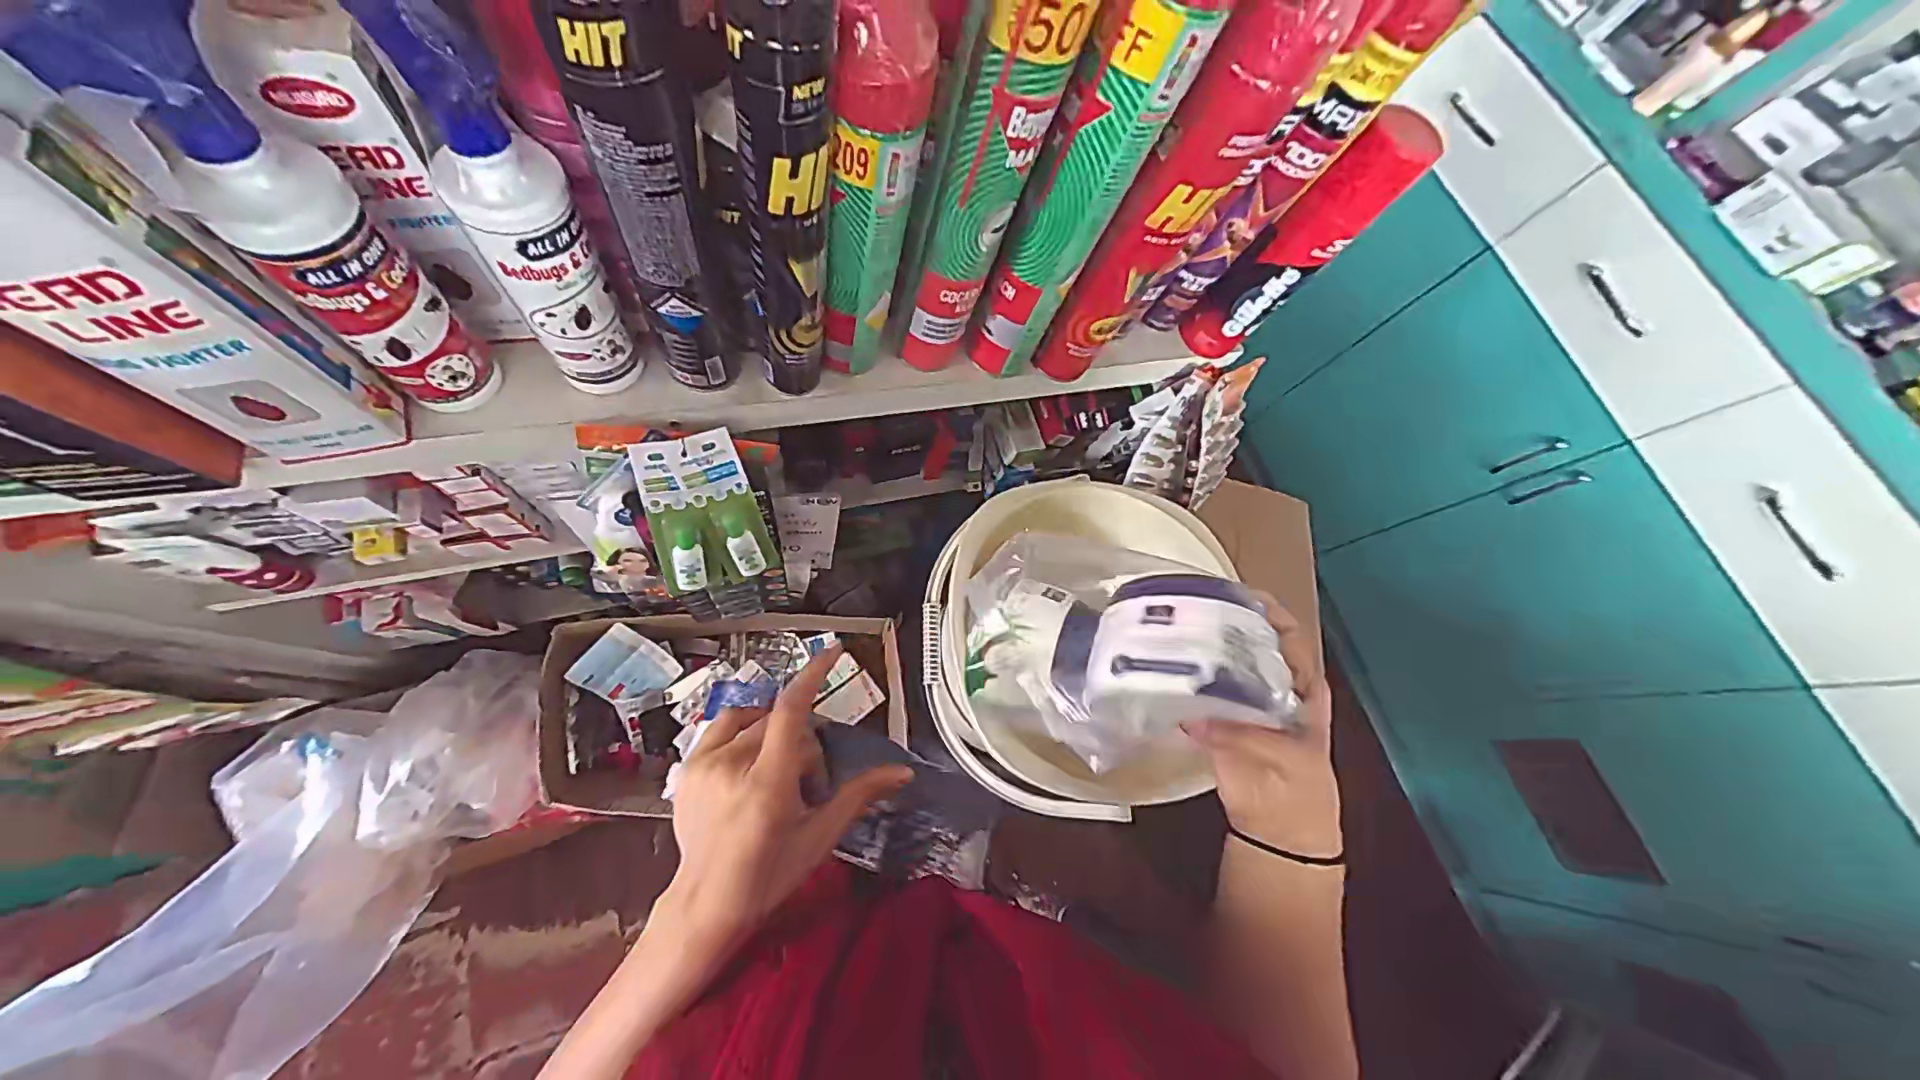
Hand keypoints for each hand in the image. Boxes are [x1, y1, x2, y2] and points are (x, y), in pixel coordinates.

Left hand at [655, 647, 913, 955]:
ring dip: (775, 737)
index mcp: (768, 783)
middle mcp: (733, 766)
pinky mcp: (689, 766)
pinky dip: (746, 731)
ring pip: (757, 722)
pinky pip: (725, 724)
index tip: (833, 652)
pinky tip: (751, 759)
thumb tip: (900, 772)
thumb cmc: (766, 875)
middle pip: (783, 721)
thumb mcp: (819, 836)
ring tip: (776, 773)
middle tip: (806, 785)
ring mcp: (705, 764)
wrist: (706, 903)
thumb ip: (859, 795)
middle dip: (804, 744)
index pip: (791, 710)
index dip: (814, 674)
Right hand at [1183, 596, 1341, 859]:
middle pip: (1250, 644)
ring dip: (1203, 648)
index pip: (1288, 635)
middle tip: (1190, 608)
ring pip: (1225, 665)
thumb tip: (1192, 715)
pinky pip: (1201, 690)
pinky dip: (1186, 678)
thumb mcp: (1280, 763)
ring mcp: (1245, 704)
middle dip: (1224, 623)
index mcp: (1304, 690)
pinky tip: (1164, 669)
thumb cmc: (1295, 796)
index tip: (1235, 592)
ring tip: (1172, 631)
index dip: (1267, 610)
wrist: (1280, 838)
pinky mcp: (1219, 722)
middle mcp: (1274, 688)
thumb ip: (1240, 737)